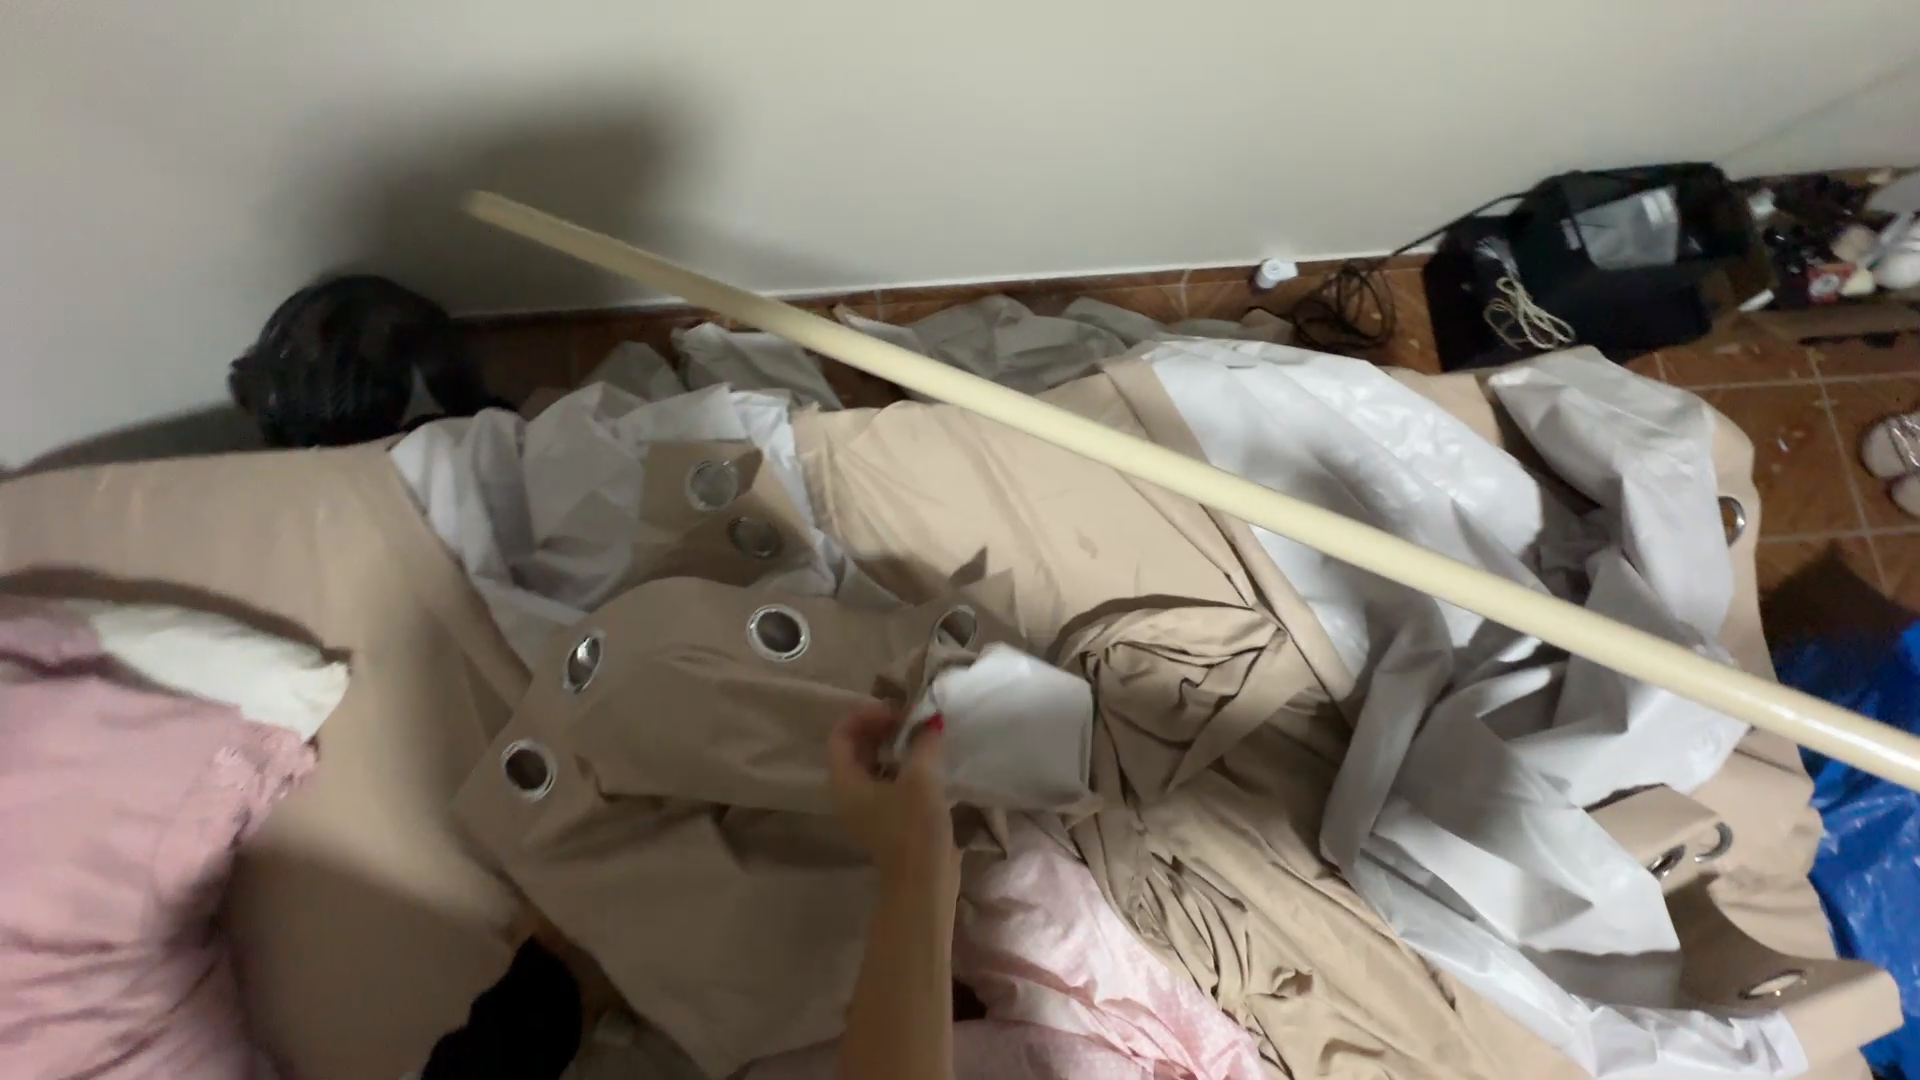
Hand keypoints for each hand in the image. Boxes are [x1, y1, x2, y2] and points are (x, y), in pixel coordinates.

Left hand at [827, 701, 957, 885]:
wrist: (923, 883)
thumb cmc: (913, 827)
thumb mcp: (920, 778)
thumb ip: (923, 743)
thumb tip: (932, 721)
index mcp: (845, 782)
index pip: (840, 735)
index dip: (865, 715)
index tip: (895, 712)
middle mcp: (849, 793)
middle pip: (855, 747)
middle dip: (880, 727)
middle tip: (910, 719)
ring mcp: (868, 808)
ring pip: (873, 764)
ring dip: (893, 744)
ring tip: (921, 734)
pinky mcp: (888, 818)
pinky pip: (888, 779)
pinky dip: (902, 763)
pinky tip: (928, 759)